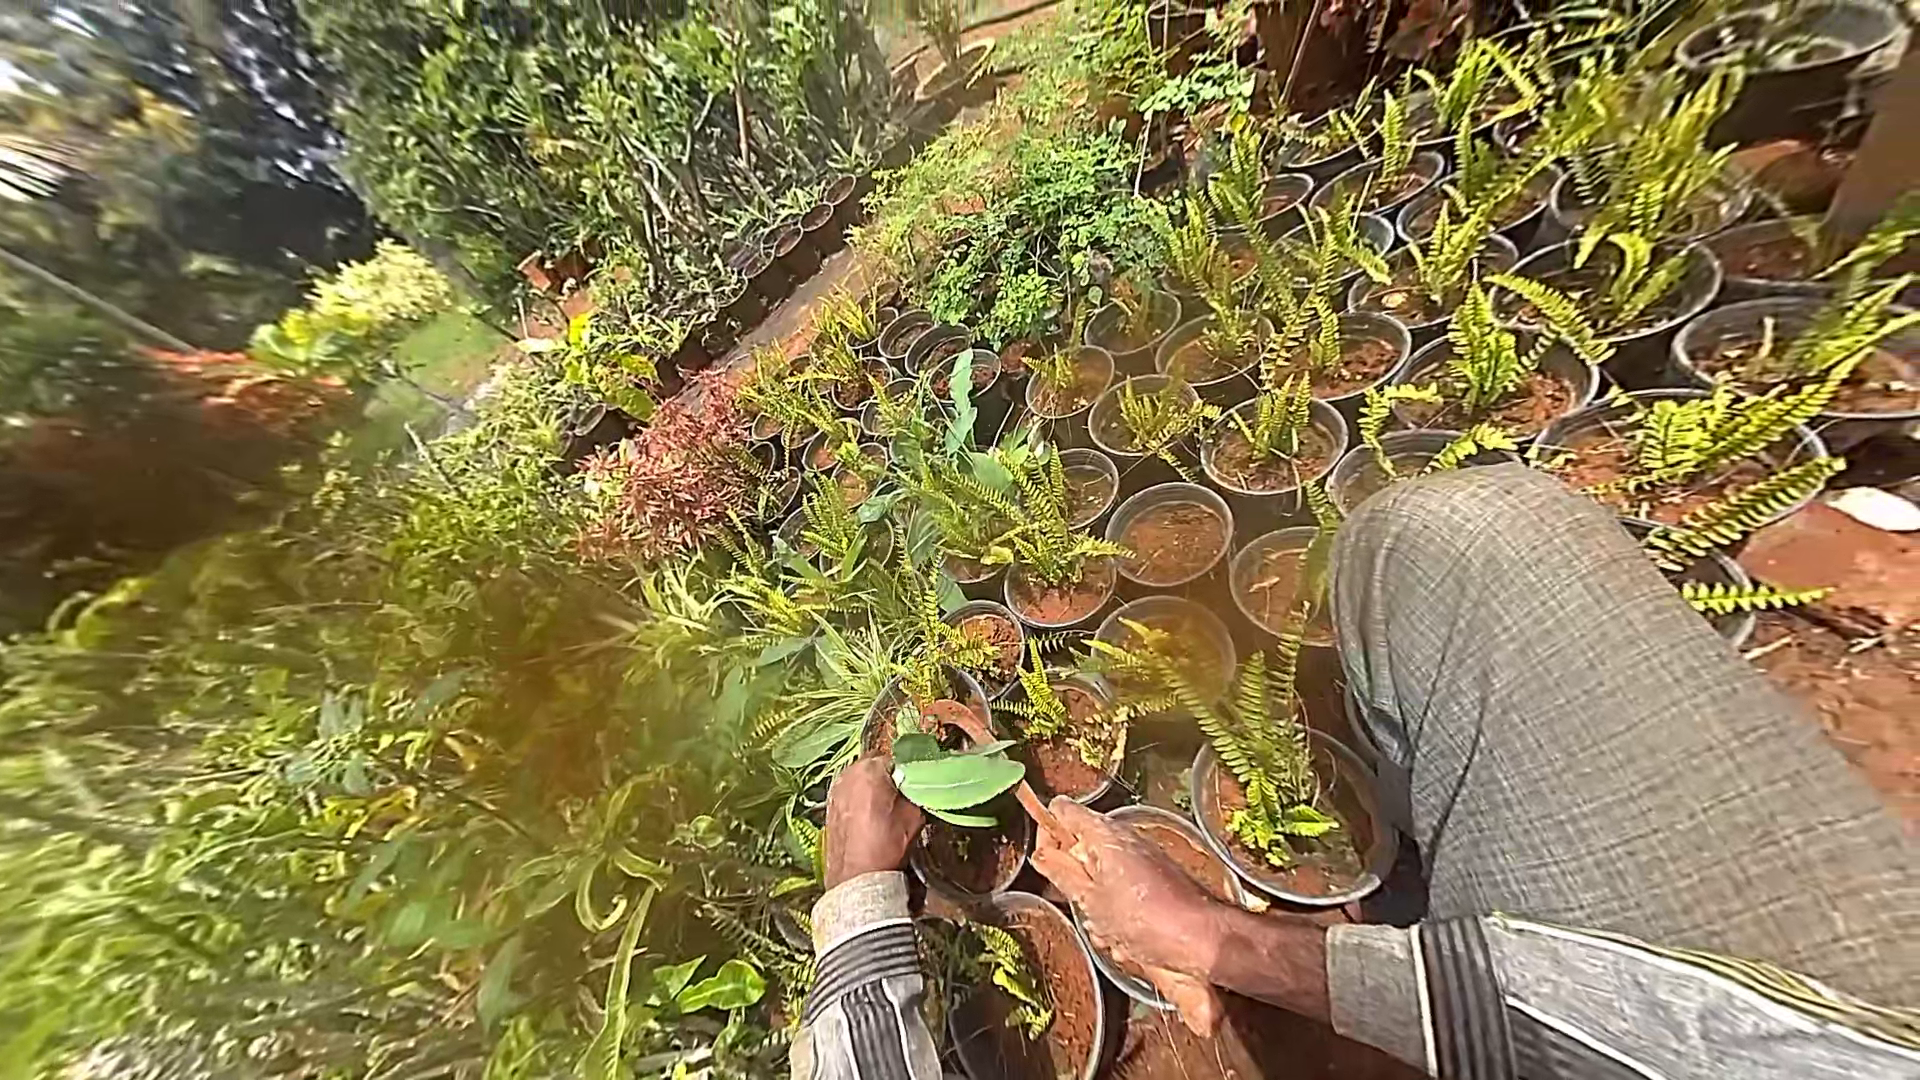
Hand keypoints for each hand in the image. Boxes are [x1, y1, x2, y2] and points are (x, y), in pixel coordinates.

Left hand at [823, 756, 922, 888]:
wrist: (856, 881)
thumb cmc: (887, 845)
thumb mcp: (914, 815)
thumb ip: (917, 789)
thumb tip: (920, 780)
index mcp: (870, 769)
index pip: (894, 758)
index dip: (906, 772)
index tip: (913, 786)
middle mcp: (848, 773)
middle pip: (874, 765)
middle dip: (887, 776)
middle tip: (899, 796)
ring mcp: (835, 790)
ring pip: (860, 778)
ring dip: (871, 787)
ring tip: (883, 808)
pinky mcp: (829, 806)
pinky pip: (849, 793)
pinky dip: (859, 799)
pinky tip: (868, 817)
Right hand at [1029, 799, 1226, 1033]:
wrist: (1206, 939)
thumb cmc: (1146, 918)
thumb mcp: (1092, 900)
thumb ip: (1062, 873)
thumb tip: (1042, 854)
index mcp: (1102, 832)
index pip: (1061, 810)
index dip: (1047, 832)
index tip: (1048, 863)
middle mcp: (1120, 836)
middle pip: (1079, 844)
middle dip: (1073, 876)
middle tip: (1081, 905)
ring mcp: (1138, 855)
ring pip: (1099, 871)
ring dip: (1095, 900)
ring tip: (1108, 932)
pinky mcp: (1153, 876)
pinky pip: (1121, 885)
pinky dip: (1117, 909)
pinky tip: (1126, 939)